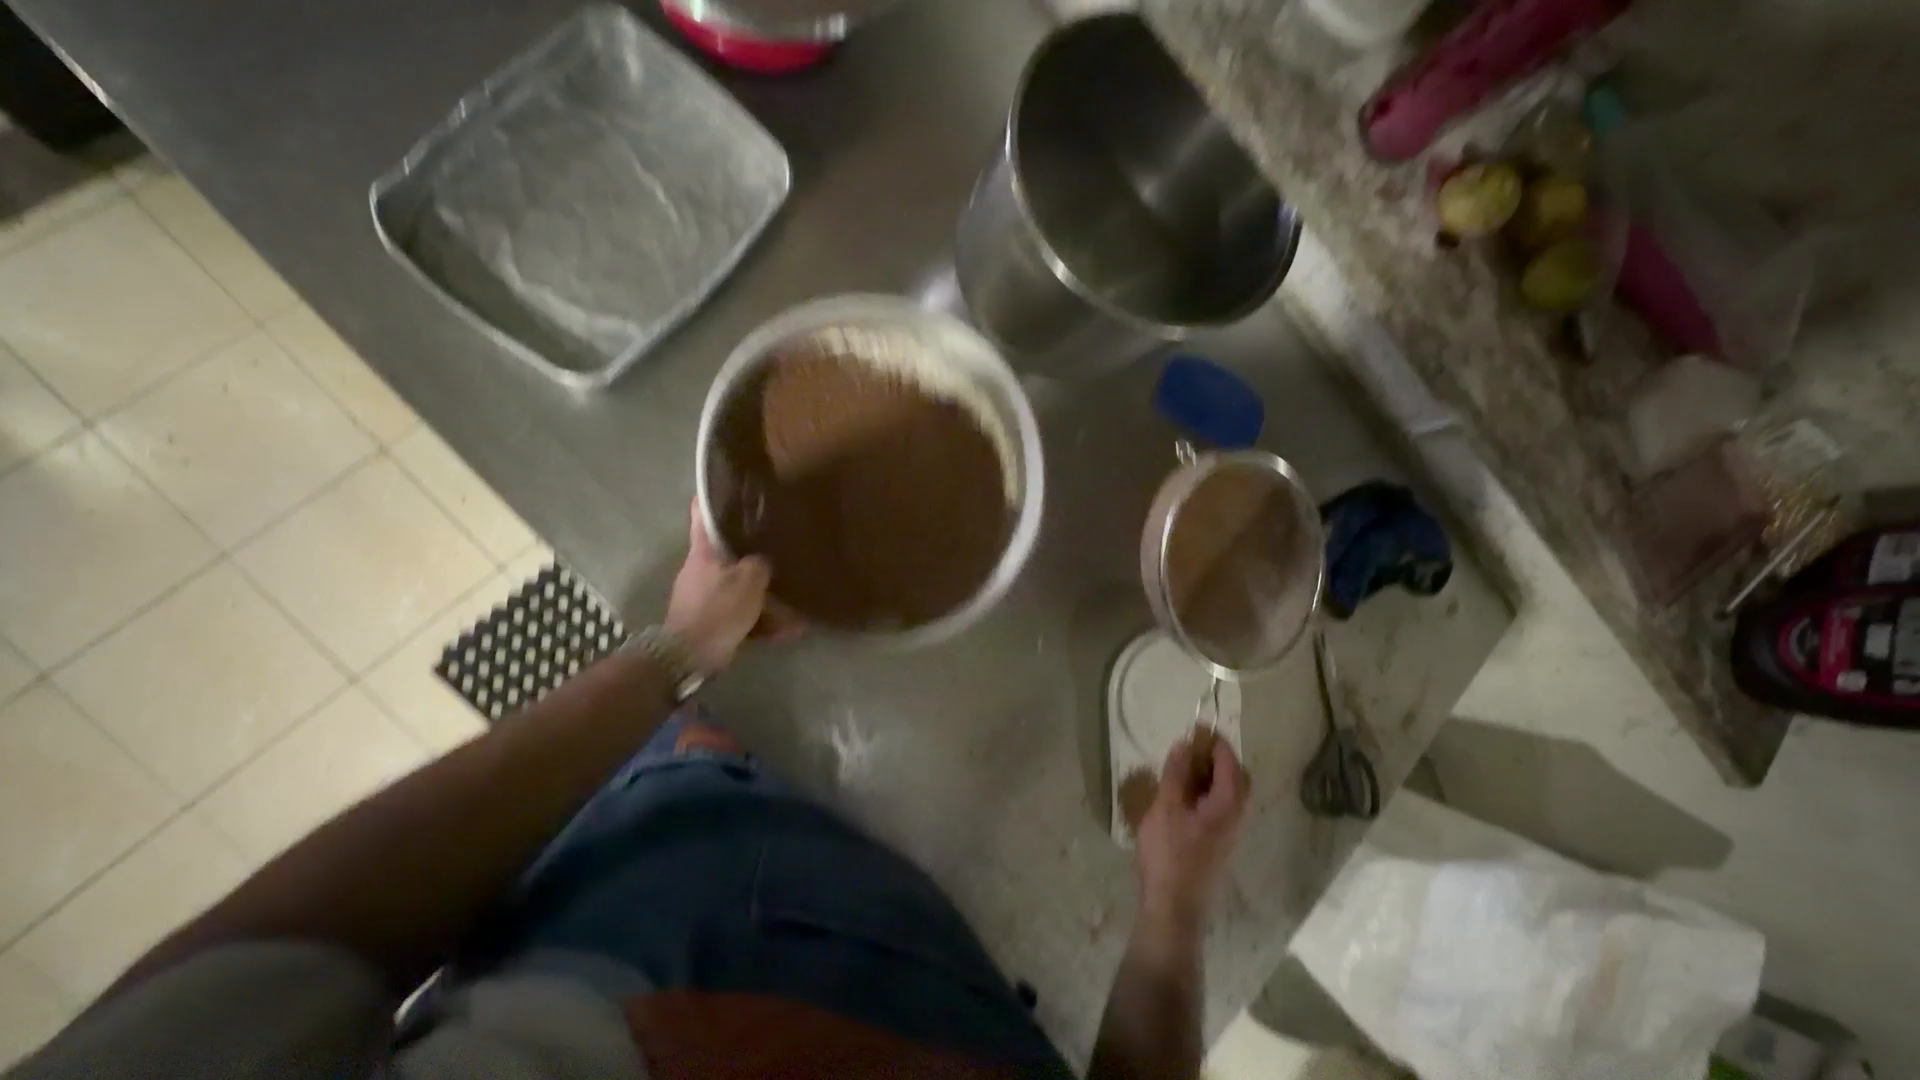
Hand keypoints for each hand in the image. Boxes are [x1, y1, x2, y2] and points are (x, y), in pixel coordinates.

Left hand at [664, 501, 803, 673]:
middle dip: (754, 551)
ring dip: (764, 593)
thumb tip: (764, 560)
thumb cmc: (718, 609)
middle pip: (728, 551)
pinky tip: (787, 630)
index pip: (702, 512)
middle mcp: (701, 568)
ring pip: (740, 585)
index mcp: (704, 550)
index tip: (733, 486)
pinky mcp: (710, 619)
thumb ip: (760, 564)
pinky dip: (762, 620)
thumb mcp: (749, 581)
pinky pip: (741, 613)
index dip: (714, 496)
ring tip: (795, 602)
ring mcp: (704, 594)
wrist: (690, 656)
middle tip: (779, 544)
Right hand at [1135, 733, 1249, 925]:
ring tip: (1184, 770)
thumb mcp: (1166, 808)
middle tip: (1193, 749)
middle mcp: (1238, 817)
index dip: (1216, 743)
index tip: (1198, 728)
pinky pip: (1220, 809)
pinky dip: (1207, 795)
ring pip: (1229, 796)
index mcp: (1229, 805)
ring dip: (1211, 778)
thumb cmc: (1169, 854)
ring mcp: (1231, 834)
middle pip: (1237, 779)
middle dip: (1218, 760)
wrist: (1174, 907)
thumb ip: (1176, 775)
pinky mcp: (1219, 846)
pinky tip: (1184, 799)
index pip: (1230, 763)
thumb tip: (1184, 745)